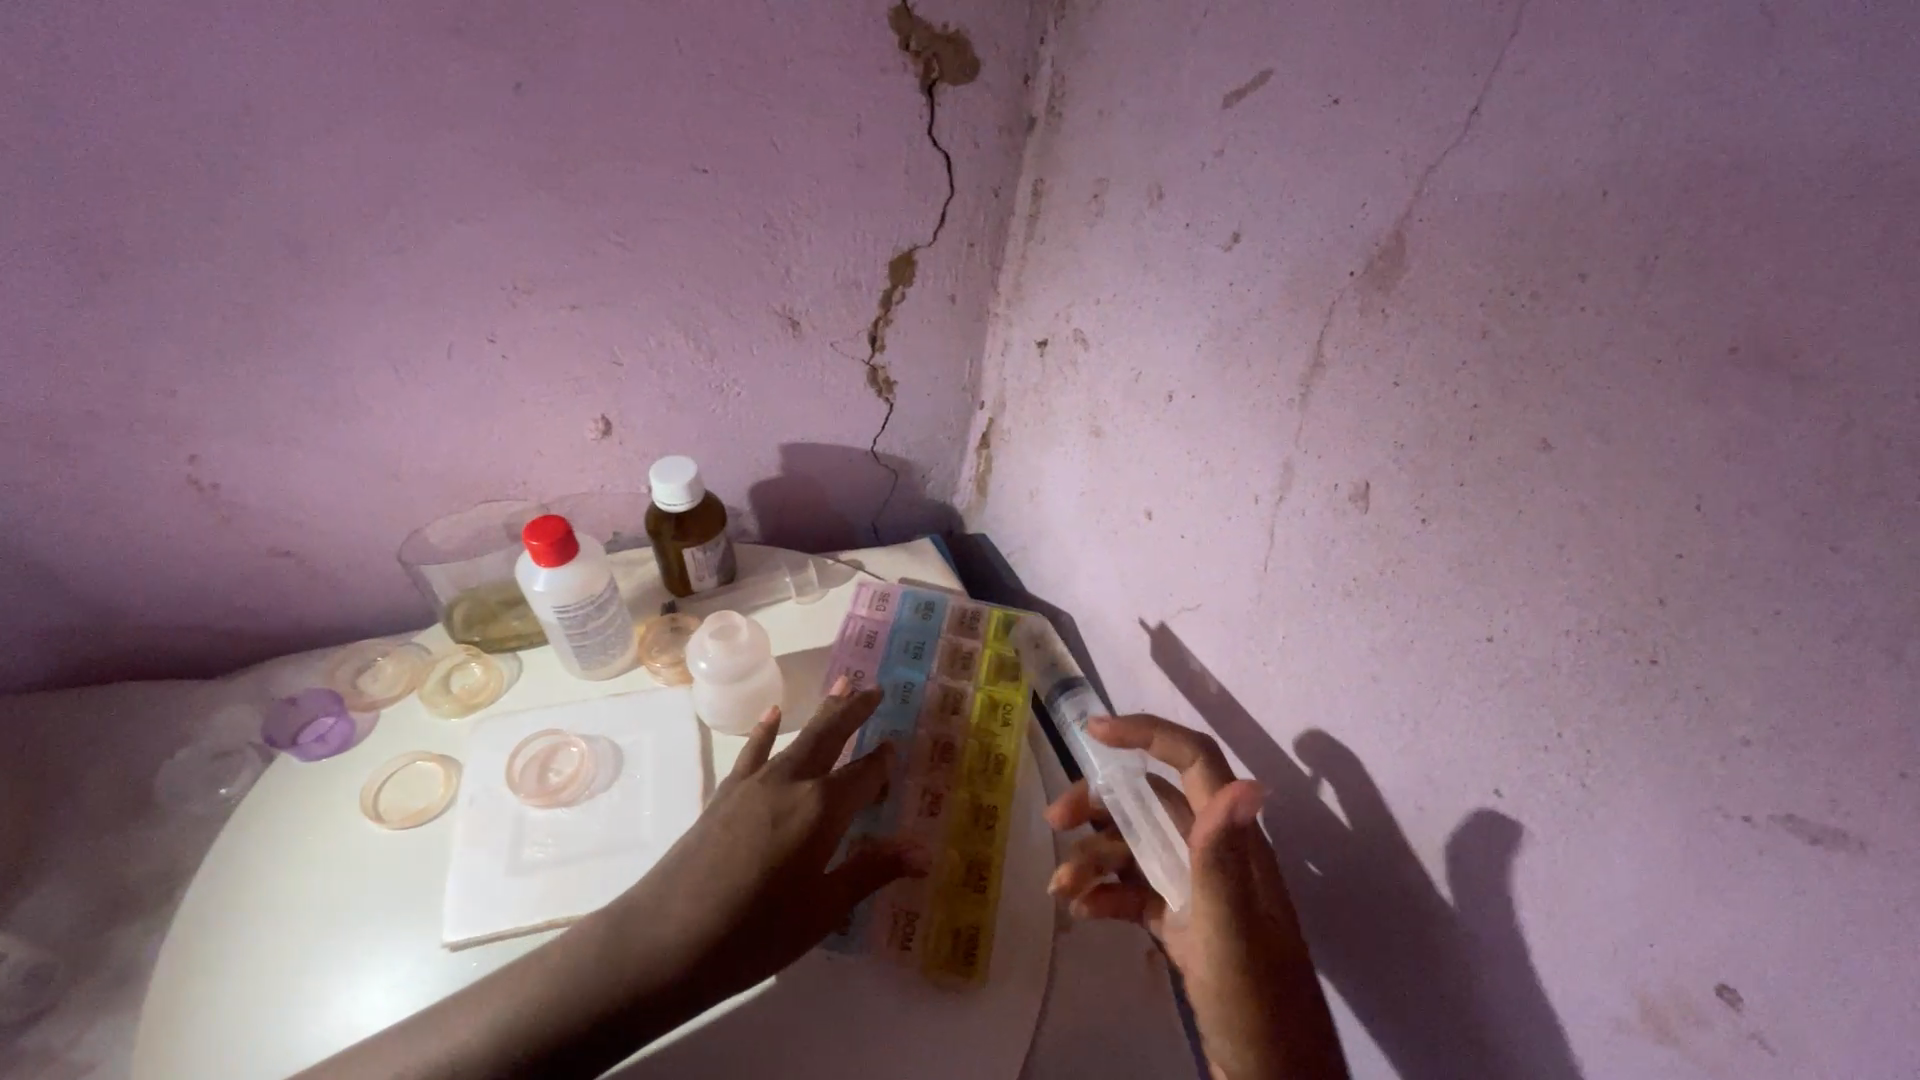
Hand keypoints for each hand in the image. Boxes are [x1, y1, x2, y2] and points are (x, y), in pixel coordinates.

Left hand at [597, 678, 927, 1010]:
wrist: (664, 939)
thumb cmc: (754, 932)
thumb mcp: (823, 910)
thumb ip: (870, 871)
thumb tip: (922, 851)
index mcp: (823, 809)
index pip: (865, 774)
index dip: (883, 763)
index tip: (897, 748)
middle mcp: (793, 783)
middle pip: (831, 736)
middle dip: (855, 711)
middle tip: (876, 687)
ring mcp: (755, 784)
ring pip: (798, 737)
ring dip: (823, 711)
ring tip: (841, 684)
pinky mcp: (725, 794)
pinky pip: (753, 750)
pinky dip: (766, 729)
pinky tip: (773, 713)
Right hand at [1046, 714, 1348, 1079]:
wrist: (1272, 1079)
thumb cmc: (1256, 1006)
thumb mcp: (1230, 933)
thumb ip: (1224, 859)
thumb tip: (1245, 783)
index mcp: (1235, 844)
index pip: (1195, 761)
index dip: (1148, 734)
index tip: (1094, 731)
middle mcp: (1215, 854)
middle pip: (1151, 801)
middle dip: (1100, 804)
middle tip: (1054, 820)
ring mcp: (1197, 889)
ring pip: (1135, 846)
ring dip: (1093, 857)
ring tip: (1059, 888)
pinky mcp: (1181, 922)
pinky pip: (1133, 890)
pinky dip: (1103, 894)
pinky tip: (1081, 913)